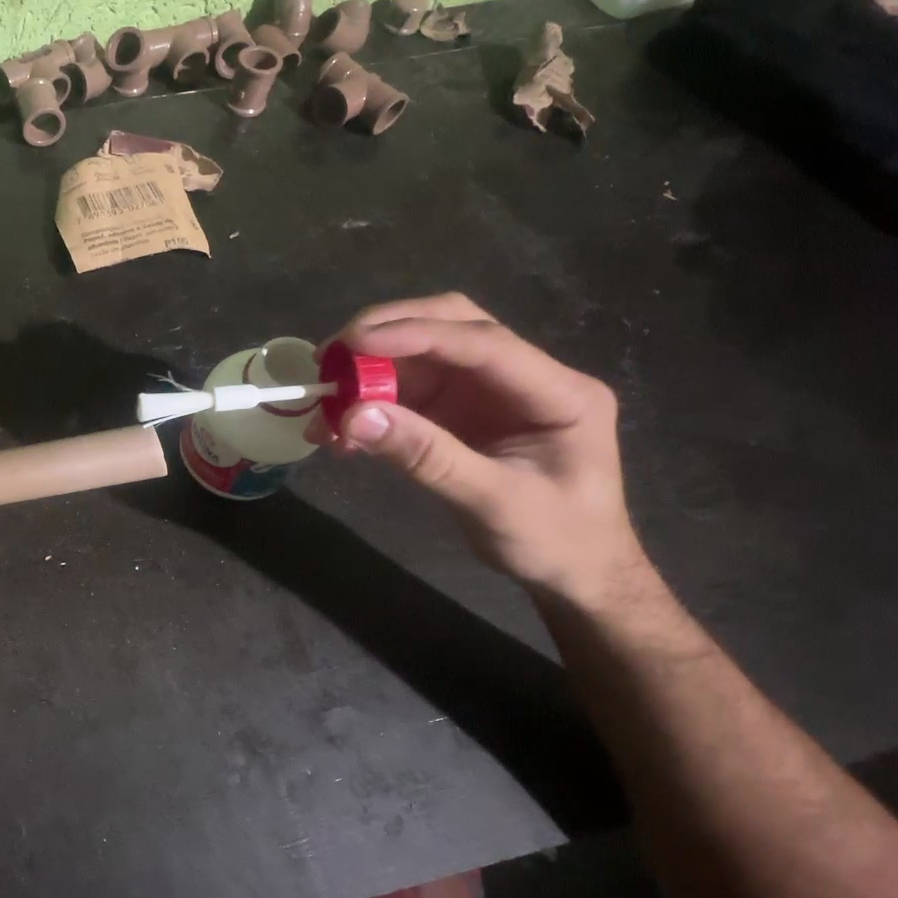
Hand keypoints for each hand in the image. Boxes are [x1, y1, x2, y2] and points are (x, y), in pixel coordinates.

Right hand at [307, 293, 646, 602]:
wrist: (574, 573)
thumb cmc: (555, 540)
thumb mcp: (493, 504)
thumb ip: (428, 457)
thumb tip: (353, 416)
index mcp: (557, 392)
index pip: (483, 343)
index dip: (415, 335)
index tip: (352, 344)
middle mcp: (521, 377)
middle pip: (452, 325)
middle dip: (388, 332)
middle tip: (331, 355)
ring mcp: (487, 391)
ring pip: (421, 353)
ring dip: (368, 368)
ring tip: (324, 395)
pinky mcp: (457, 410)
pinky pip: (405, 389)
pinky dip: (367, 400)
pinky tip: (338, 427)